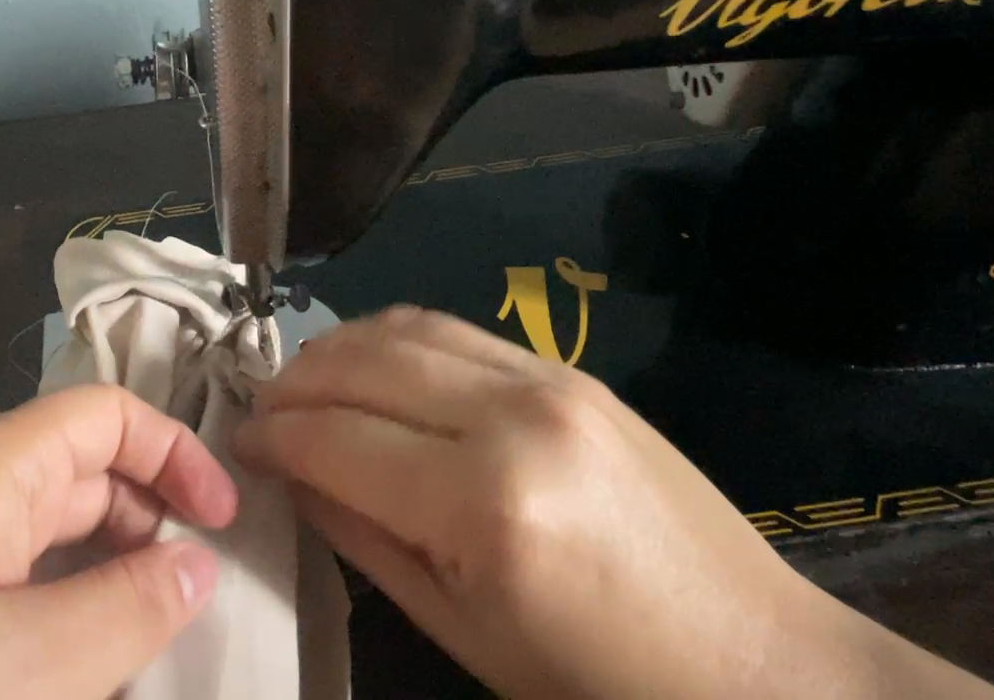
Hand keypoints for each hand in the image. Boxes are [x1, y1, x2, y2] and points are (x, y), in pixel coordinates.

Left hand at [0, 384, 237, 699]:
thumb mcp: (15, 667)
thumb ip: (123, 611)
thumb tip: (200, 564)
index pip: (105, 413)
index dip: (173, 451)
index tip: (223, 521)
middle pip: (86, 469)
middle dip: (152, 518)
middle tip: (194, 599)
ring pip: (54, 531)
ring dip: (110, 572)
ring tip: (144, 639)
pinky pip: (15, 579)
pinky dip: (62, 607)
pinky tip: (74, 660)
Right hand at [235, 306, 993, 699]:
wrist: (756, 662)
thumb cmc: (595, 679)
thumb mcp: (456, 626)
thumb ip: (358, 535)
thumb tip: (288, 472)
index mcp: (484, 505)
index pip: (337, 440)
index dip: (273, 437)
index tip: (237, 441)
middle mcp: (512, 418)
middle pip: (362, 367)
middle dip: (293, 383)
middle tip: (258, 408)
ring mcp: (548, 378)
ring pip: (401, 330)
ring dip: (335, 348)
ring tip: (301, 380)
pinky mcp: (567, 367)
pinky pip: (452, 329)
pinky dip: (391, 338)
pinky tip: (368, 362)